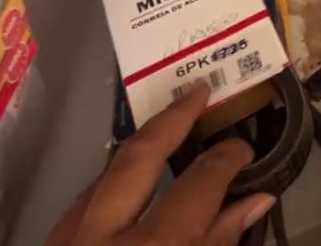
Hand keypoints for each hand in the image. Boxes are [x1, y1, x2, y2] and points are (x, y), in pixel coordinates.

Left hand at [45, 87, 274, 245]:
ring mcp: (64, 245)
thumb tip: (255, 198)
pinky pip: (75, 211)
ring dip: (137, 150)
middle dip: (173, 119)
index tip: (243, 149)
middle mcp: (101, 236)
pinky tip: (122, 187)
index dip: (228, 158)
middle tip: (199, 90)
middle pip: (139, 157)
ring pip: (100, 178)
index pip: (201, 181)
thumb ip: (219, 243)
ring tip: (166, 127)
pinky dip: (106, 188)